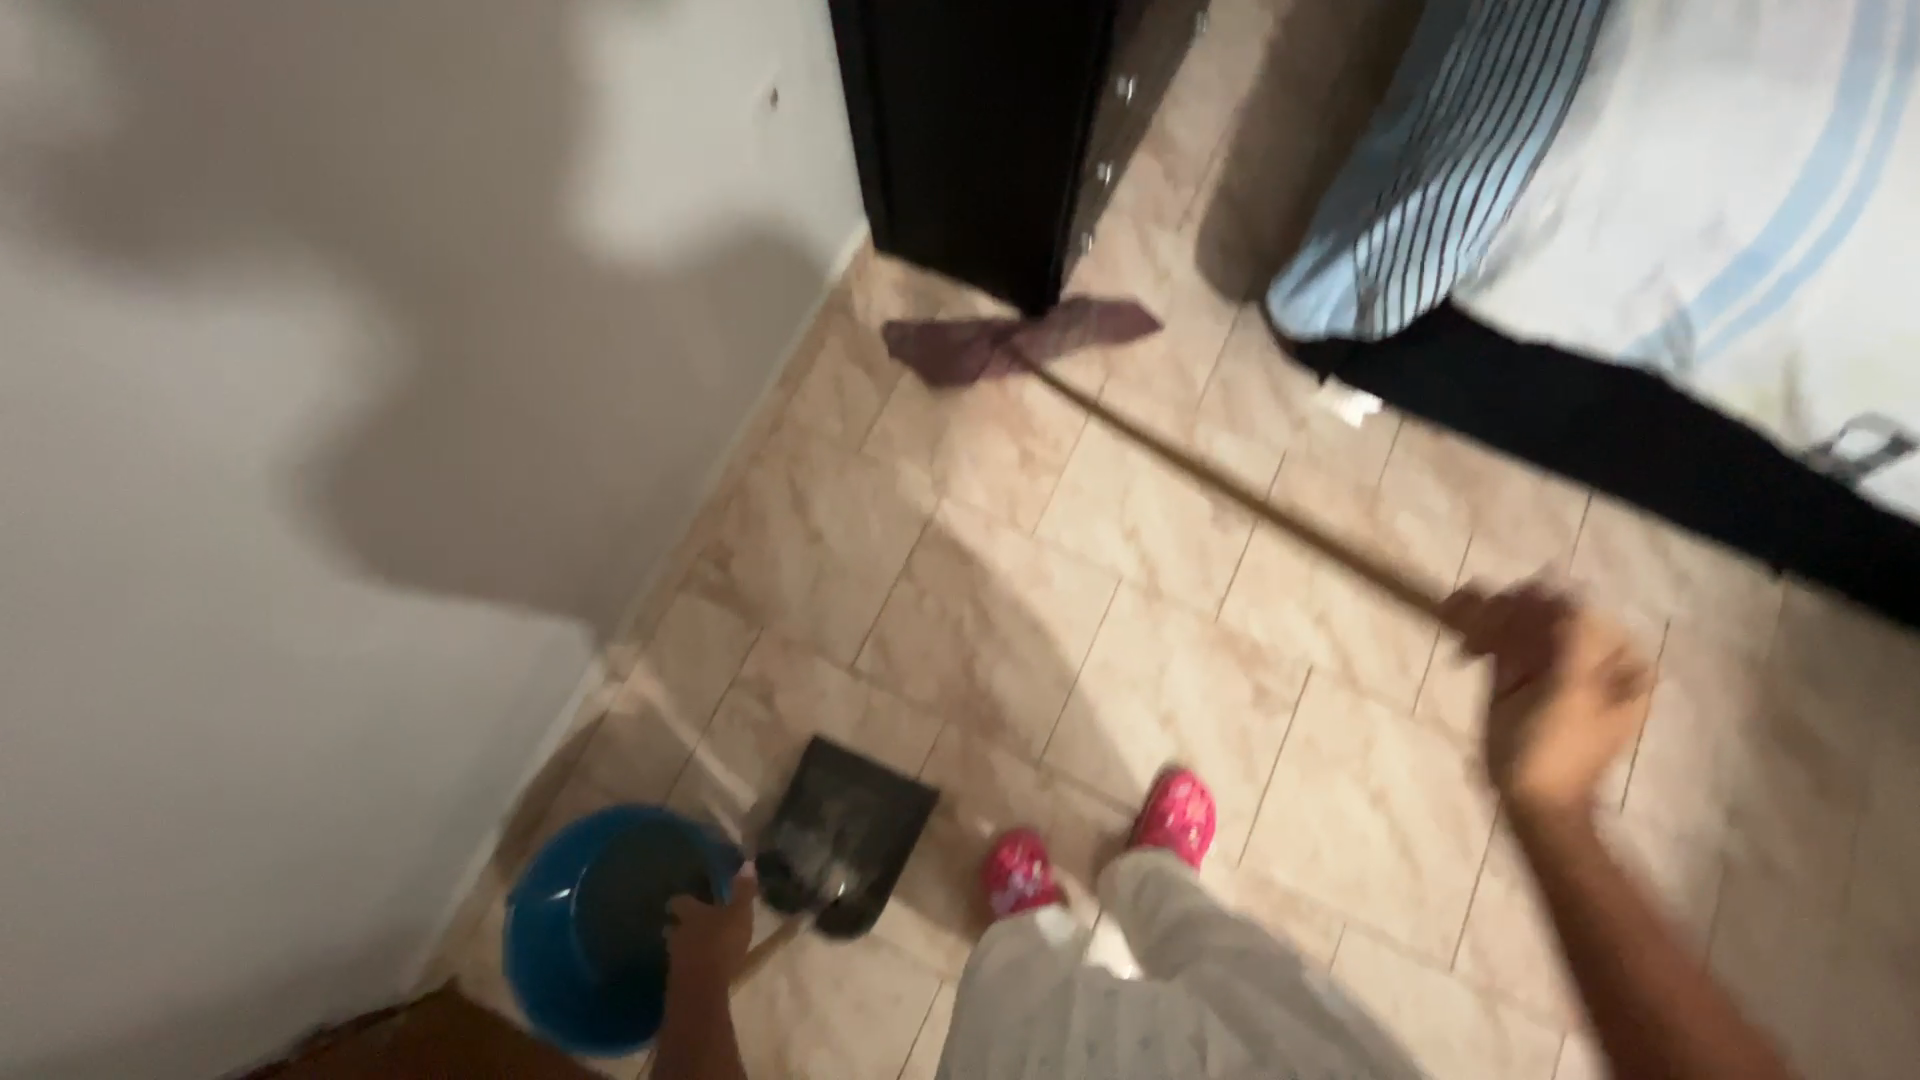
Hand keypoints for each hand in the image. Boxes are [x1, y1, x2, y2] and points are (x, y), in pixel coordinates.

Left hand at [666, 866, 757, 993]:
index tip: (688, 899)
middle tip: (692, 924)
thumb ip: (743, 891)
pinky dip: (690, 965)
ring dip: (685, 946)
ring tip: (699, 947)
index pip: (679, 901)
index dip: (683, 900)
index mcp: (691, 913)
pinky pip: (682, 967)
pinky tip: (701, 968)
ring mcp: (674, 957)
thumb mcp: (739, 914)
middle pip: (673, 925)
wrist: (702, 988)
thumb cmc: (721, 942)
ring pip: (676, 946)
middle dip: (680, 924)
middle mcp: (678, 932)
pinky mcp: (677, 980)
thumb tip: (747, 862)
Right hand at [1441, 580, 1652, 816]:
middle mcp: (1584, 657)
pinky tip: (1462, 646)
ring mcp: (1546, 666)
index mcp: (1617, 661)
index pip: (1577, 610)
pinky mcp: (1513, 677)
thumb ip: (1574, 643)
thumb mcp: (1572, 696)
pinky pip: (1495, 642)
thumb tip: (1567, 592)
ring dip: (1484, 617)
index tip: (1507, 614)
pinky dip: (1475, 634)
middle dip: (1506, 612)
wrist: (1532, 800)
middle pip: (1541, 612)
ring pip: (1513, 623)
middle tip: (1479, 629)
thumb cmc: (1559, 751)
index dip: (1540, 606)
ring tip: (1460, 629)